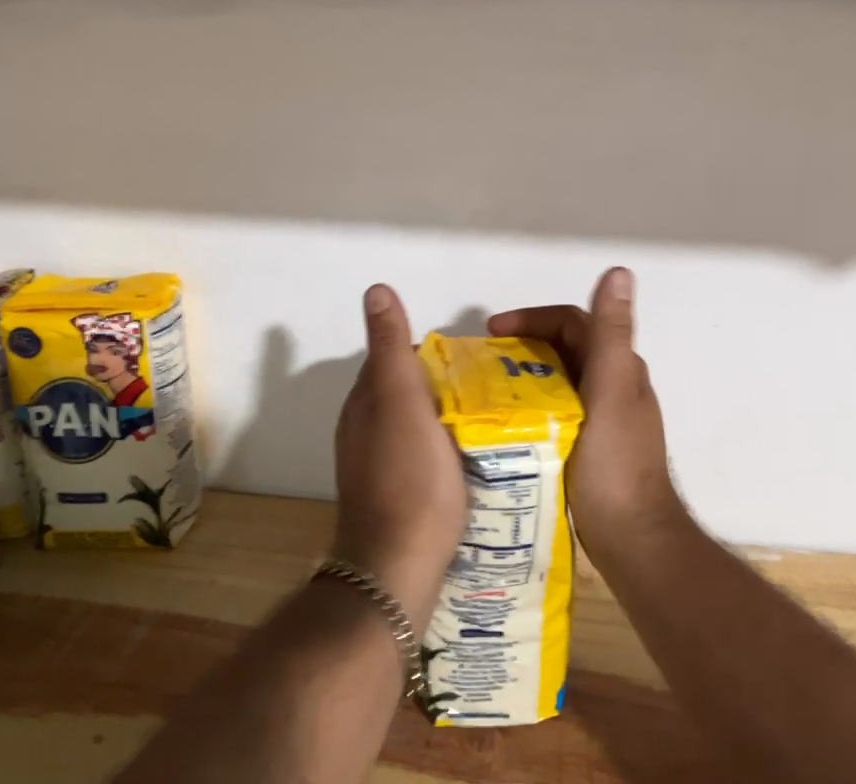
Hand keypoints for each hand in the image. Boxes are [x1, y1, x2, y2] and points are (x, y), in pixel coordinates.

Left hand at [333, 284, 466, 627]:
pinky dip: (442, 450)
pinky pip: (419, 457)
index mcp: (364, 401)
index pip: (396, 356)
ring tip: (489, 425)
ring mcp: (373, 464)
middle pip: (406, 391)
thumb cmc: (409, 479)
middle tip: (494, 392)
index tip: (477, 361)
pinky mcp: (391, 494)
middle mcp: (361, 428)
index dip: (434, 353)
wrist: (395, 567)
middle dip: (443, 385)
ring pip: (413, 425)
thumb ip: (390, 346)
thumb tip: (376, 289)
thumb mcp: (401, 401)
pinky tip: (468, 463)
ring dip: (445, 419)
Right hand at [488, 267, 682, 555]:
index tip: (491, 331)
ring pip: (555, 380)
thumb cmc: (616, 464)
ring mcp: (599, 418)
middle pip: (562, 349)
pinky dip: (526, 406)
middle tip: (480, 361)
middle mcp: (611, 386)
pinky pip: (551, 411)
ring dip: (522, 375)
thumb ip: (610, 333)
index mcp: (619, 367)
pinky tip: (502, 423)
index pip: (572, 321)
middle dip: (521, 345)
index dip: (532, 317)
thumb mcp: (610, 390)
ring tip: (483, 390)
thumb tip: (620, 271)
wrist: (631, 538)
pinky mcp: (585, 447)